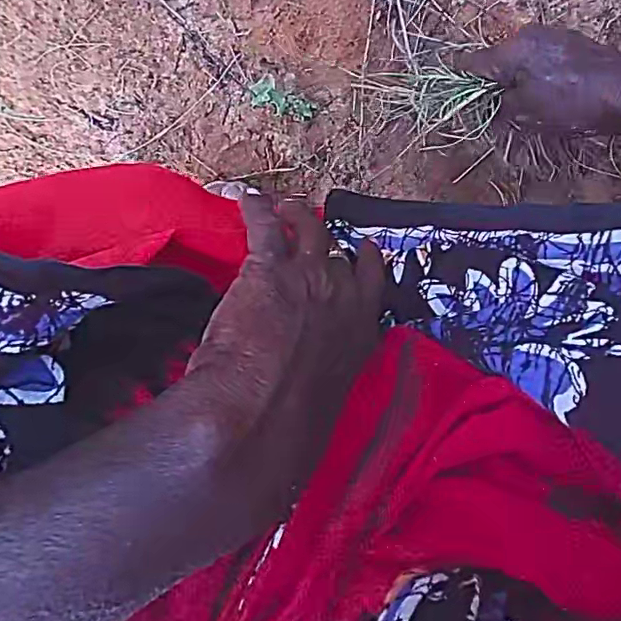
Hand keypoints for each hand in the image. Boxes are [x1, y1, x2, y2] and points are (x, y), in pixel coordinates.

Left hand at [184, 194, 387, 507]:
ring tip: (286, 206)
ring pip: (311, 230)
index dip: (366, 262)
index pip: (372, 284)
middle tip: (314, 228)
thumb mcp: (326, 396)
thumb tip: (315, 382)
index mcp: (361, 332)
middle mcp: (344, 298)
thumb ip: (328, 373)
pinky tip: (248, 198)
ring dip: (297, 215)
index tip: (362, 251)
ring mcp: (311, 278)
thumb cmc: (290, 422)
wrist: (259, 415)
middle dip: (328, 240)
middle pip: (341, 255)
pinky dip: (257, 208)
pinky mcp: (271, 268)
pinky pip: (267, 226)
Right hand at [454, 24, 620, 133]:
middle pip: (494, 61)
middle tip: (491, 113)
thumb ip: (497, 107)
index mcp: (509, 49)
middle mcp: (527, 35)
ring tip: (521, 109)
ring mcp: (551, 36)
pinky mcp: (571, 44)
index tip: (451, 96)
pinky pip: (540, 60)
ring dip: (514, 83)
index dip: (457, 82)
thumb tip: (485, 107)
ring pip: (518, 61)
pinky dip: (535, 77)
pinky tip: (546, 97)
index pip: (469, 63)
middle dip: (489, 86)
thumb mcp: (526, 113)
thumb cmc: (573, 102)